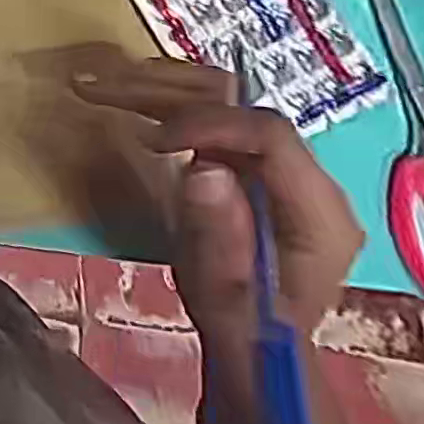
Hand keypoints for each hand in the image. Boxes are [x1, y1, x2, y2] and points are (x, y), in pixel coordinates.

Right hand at [75, 65, 362, 338]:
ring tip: (105, 85)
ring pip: (223, 96)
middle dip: (170, 92)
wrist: (256, 339)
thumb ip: (219, 237)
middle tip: (107, 91)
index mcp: (317, 211)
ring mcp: (275, 163)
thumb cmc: (242, 324)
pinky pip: (210, 111)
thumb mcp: (225, 295)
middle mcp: (304, 175)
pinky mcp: (248, 160)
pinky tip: (128, 94)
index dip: (209, 125)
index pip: (269, 135)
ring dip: (160, 86)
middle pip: (242, 105)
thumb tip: (203, 166)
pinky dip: (165, 98)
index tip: (152, 140)